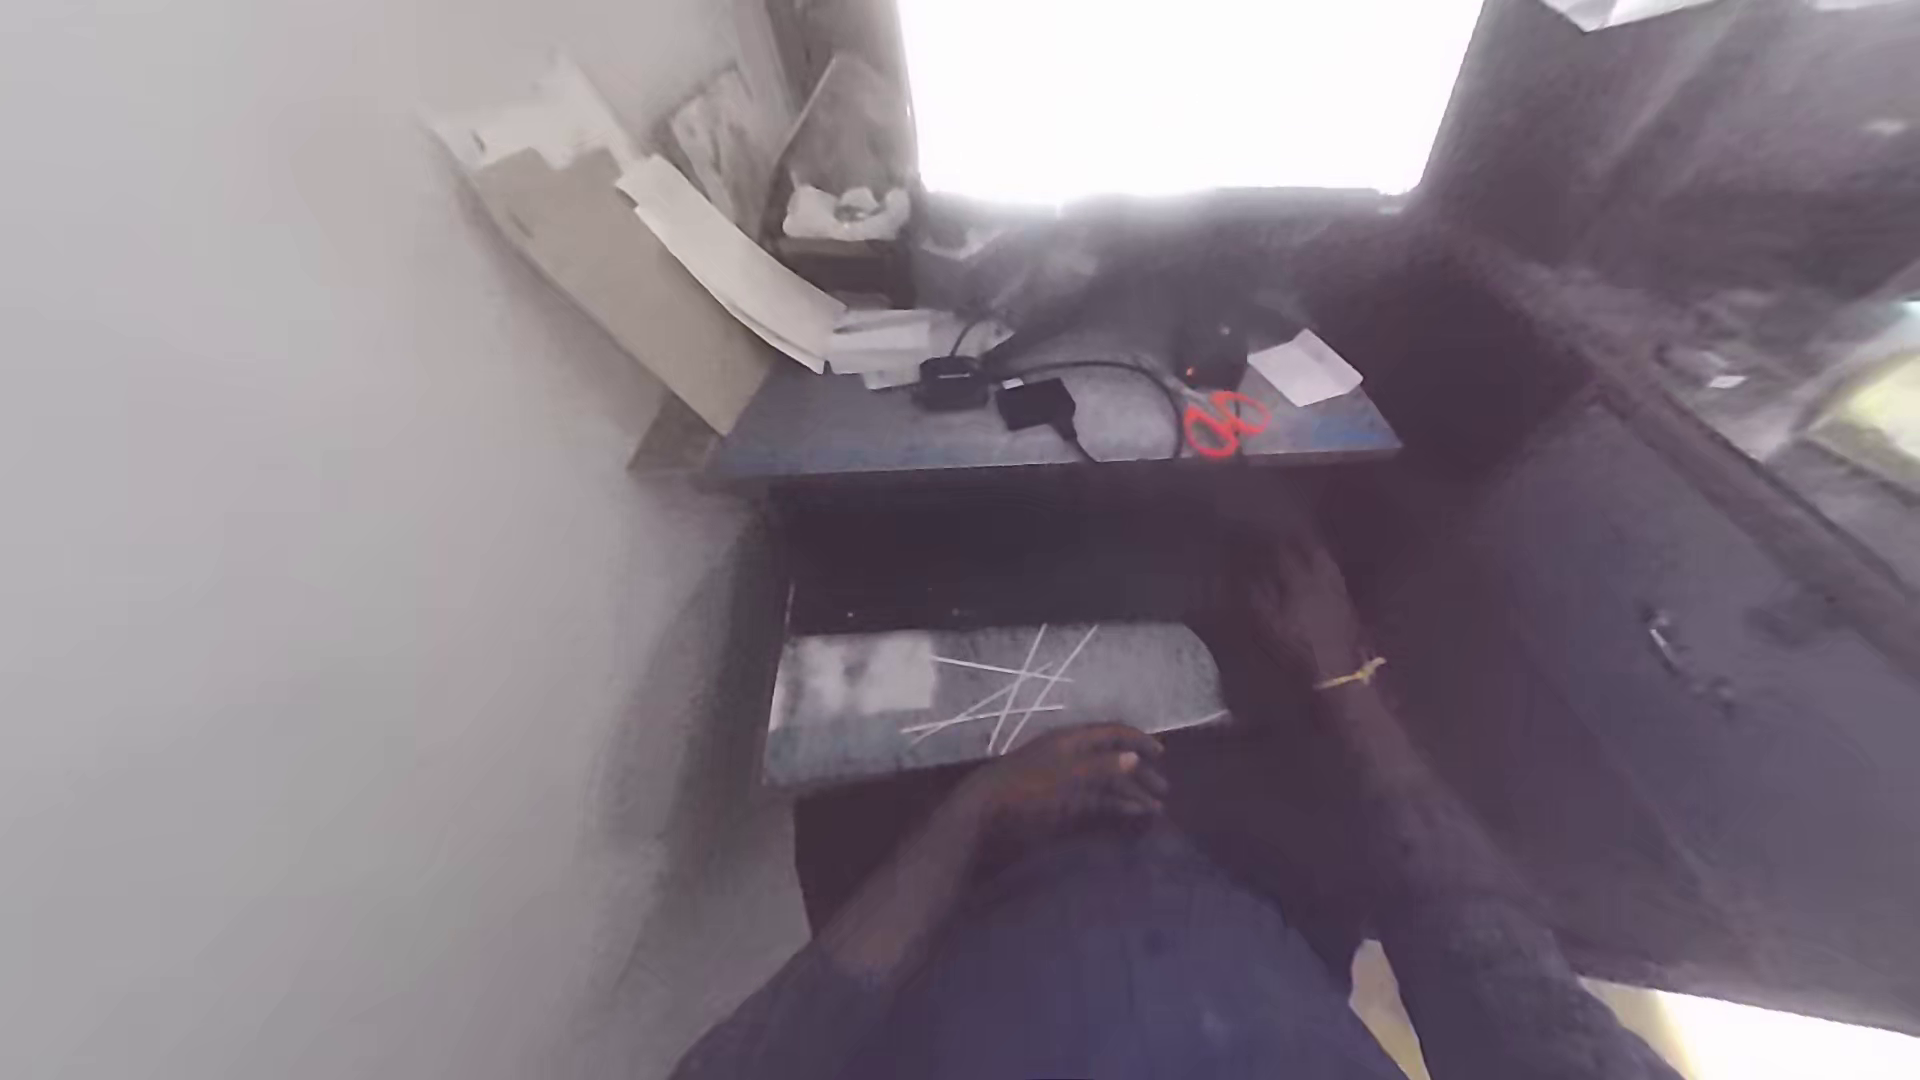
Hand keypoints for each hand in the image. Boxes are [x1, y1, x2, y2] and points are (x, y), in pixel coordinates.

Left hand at [950, 723, 1168, 862]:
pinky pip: (1095, 798)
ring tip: (1154, 808)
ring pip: (1105, 780)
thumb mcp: (1064, 774)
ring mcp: (1067, 778)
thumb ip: (1099, 766)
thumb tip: (1134, 757)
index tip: (1161, 753)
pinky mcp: (1062, 800)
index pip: (1110, 733)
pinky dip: (1115, 804)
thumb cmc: (1026, 786)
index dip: (1136, 739)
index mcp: (1071, 740)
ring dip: (1130, 791)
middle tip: (1163, 789)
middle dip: (1138, 770)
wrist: (988, 809)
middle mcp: (1072, 755)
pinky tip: (1131, 813)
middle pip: (1111, 757)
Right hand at [1247, 538, 1367, 683]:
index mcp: (1301, 583)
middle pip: (1314, 553)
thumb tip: (1249, 575)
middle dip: (1301, 542)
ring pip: (1328, 564)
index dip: (1274, 544)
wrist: (1337, 671)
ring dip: (1316, 554)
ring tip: (1307, 549)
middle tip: (1290, 536)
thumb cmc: (1296, 647)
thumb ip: (1259, 595)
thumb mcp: (1268, 624)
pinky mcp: (1347, 605)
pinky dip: (1326, 570)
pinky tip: (1321, 575)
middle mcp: (1323, 581)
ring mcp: (1339, 593)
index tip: (1264, 536)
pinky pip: (1336, 578)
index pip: (1286, 555)